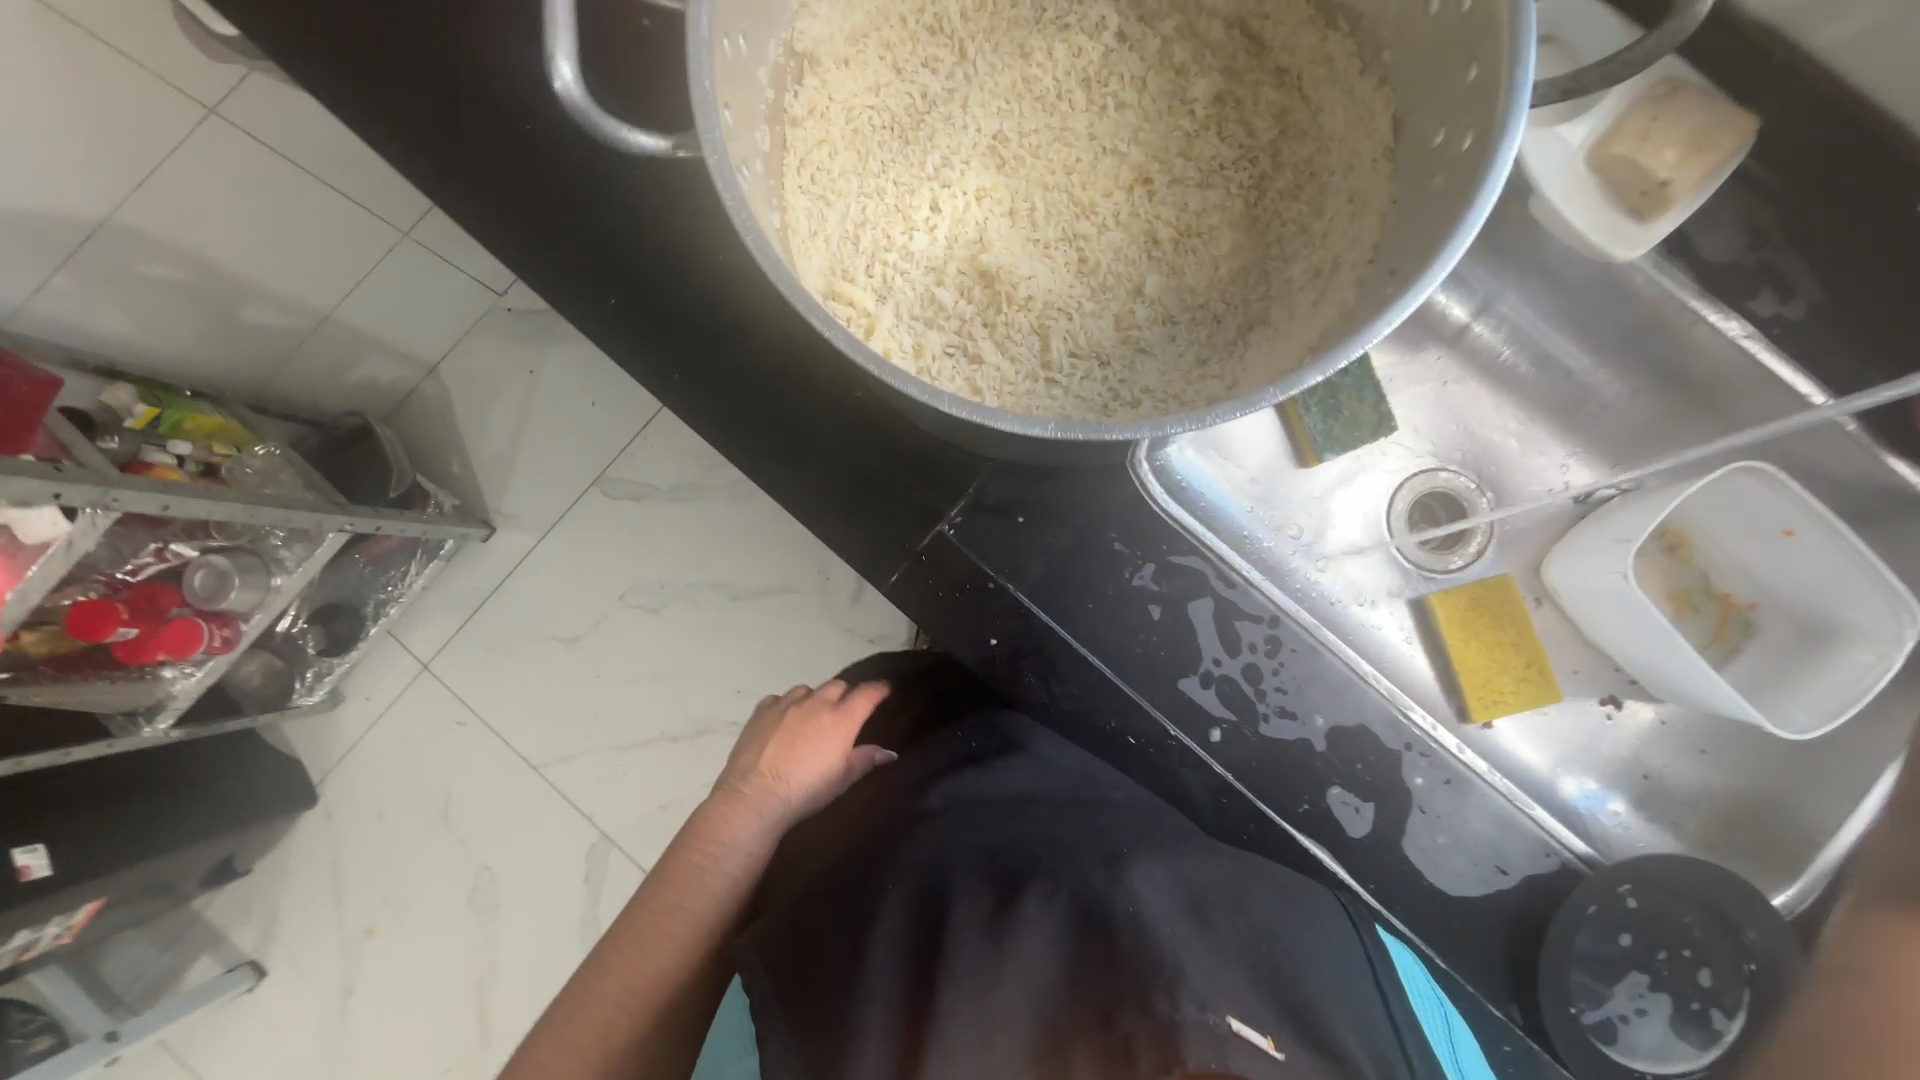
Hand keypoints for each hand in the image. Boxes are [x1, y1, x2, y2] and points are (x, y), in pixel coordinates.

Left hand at [710, 680, 895, 832]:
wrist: (755, 795)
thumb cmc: (806, 790)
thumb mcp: (843, 779)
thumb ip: (866, 760)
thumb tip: (889, 753)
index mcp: (841, 719)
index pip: (867, 693)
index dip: (879, 689)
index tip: (885, 689)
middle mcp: (816, 703)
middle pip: (837, 685)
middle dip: (845, 694)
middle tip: (845, 710)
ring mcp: (786, 704)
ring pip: (807, 689)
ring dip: (814, 698)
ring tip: (812, 715)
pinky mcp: (761, 711)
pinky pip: (779, 698)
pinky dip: (786, 705)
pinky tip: (783, 720)